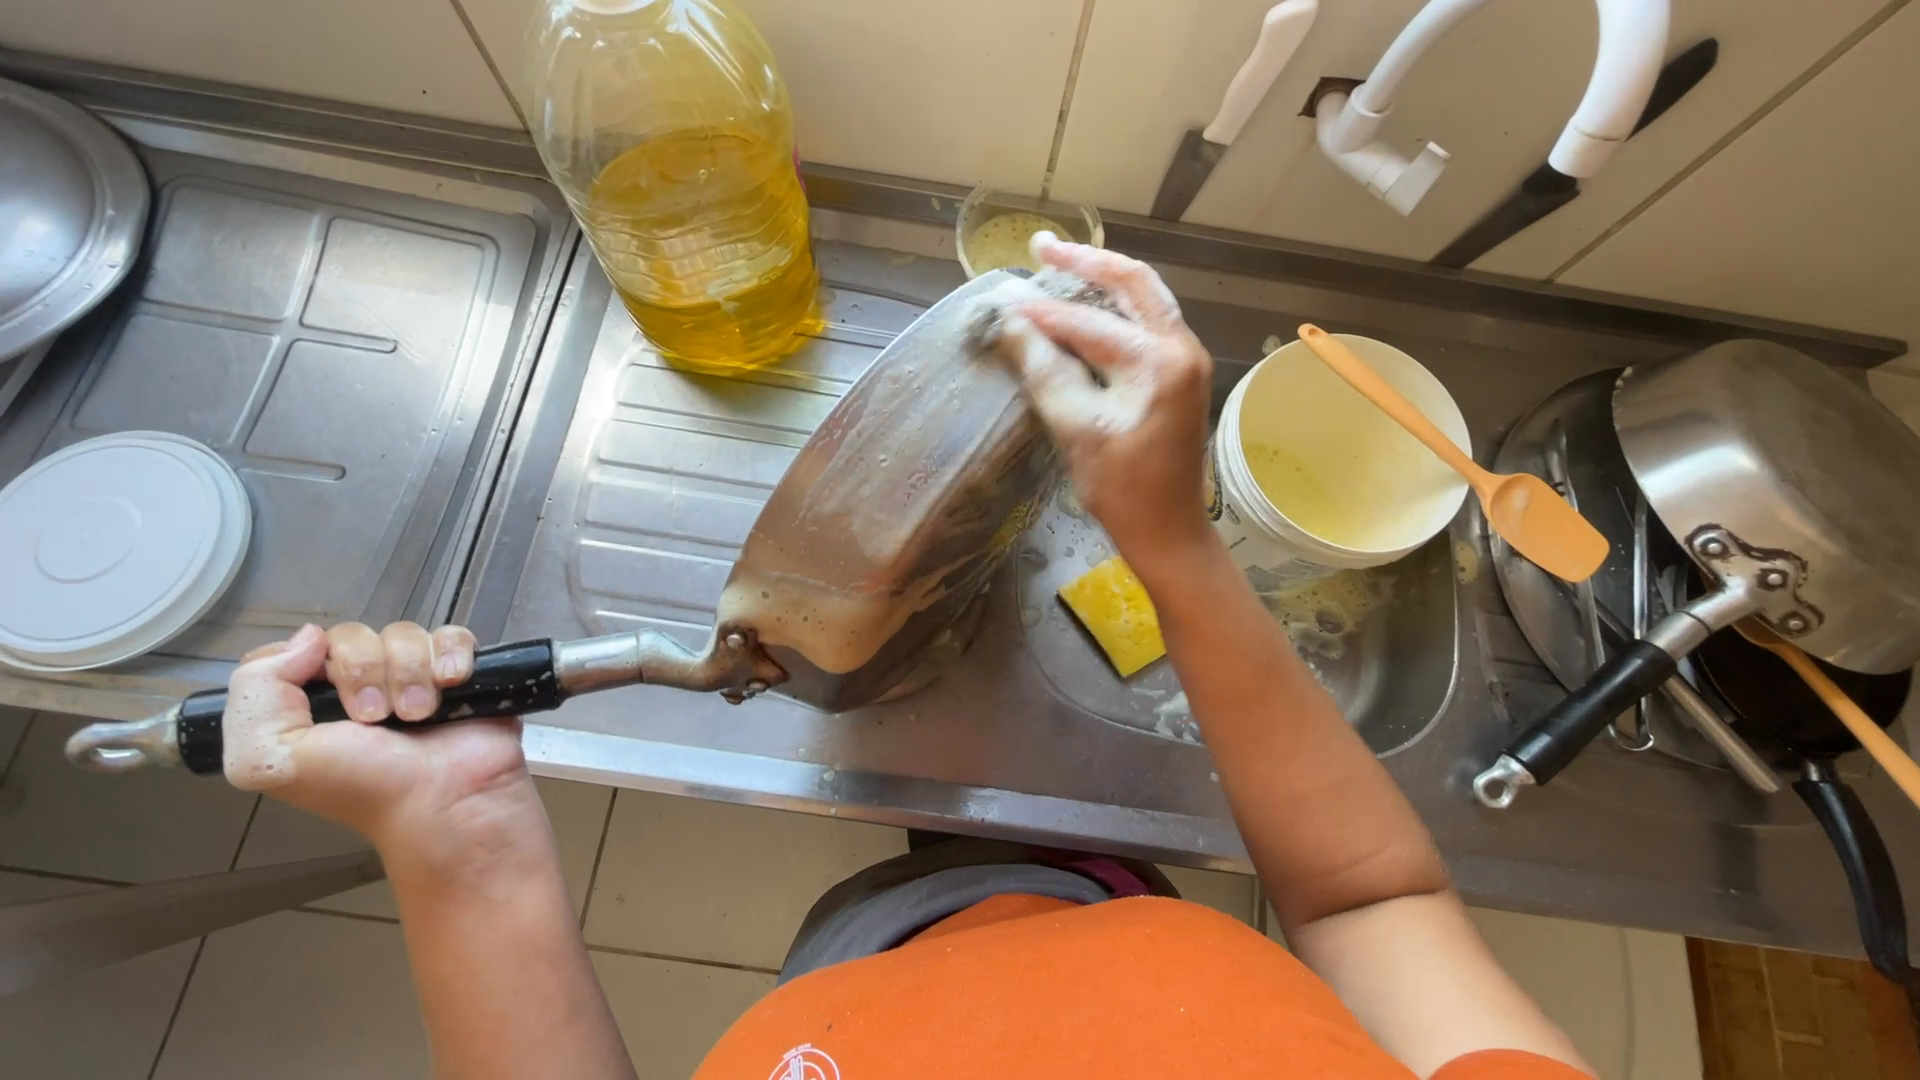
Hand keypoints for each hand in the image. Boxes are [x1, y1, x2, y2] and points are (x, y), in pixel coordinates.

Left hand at [222, 622, 537, 862]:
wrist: (442, 798)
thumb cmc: (360, 787)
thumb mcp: (267, 759)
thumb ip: (254, 693)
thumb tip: (310, 637)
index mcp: (308, 701)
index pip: (297, 646)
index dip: (308, 660)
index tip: (324, 696)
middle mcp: (361, 683)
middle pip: (352, 635)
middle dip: (366, 673)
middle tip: (376, 717)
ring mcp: (414, 675)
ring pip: (405, 633)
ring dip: (412, 674)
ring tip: (420, 714)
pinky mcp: (462, 671)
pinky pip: (454, 635)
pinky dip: (453, 655)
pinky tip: (452, 683)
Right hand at [996, 234, 1217, 574]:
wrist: (1169, 532)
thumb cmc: (1122, 490)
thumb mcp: (1076, 430)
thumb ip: (1044, 370)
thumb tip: (1009, 322)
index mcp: (1160, 361)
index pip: (1089, 322)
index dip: (1040, 311)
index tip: (1001, 298)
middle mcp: (1182, 348)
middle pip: (1132, 284)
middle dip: (1084, 264)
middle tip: (1040, 247)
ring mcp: (1187, 360)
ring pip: (1144, 299)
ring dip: (1102, 280)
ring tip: (1060, 265)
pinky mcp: (1179, 375)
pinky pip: (1147, 323)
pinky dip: (1115, 308)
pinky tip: (1087, 305)